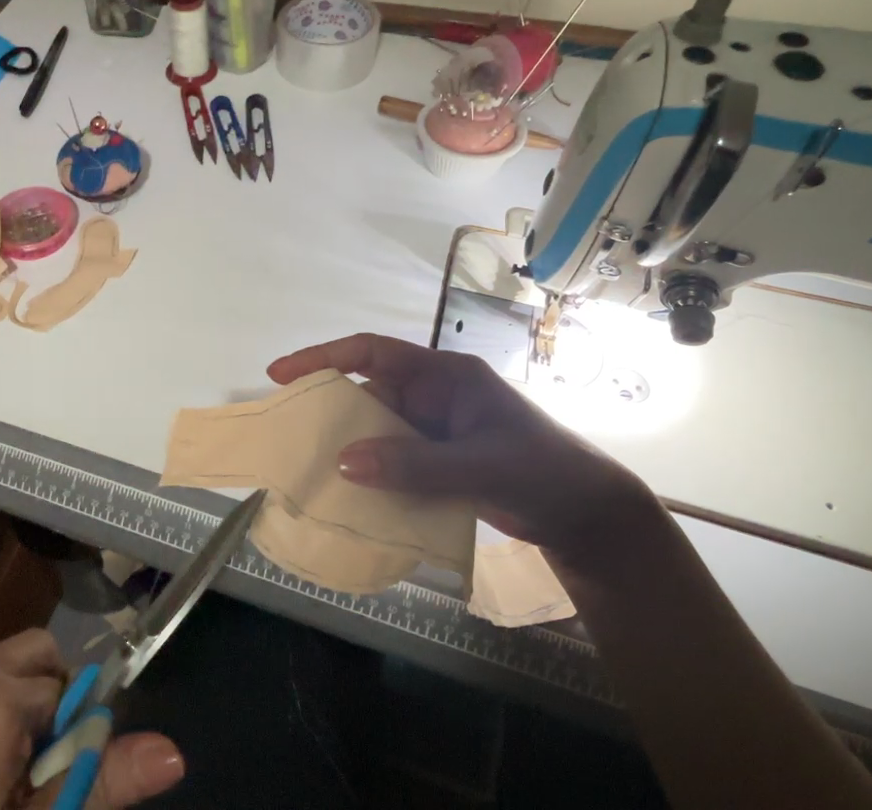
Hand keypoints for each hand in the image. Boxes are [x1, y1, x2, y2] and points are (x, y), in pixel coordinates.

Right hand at [267, 333, 656, 556]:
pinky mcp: (438, 462)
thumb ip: (416, 463)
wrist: (589, 518)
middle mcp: (434, 397)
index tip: (282, 374)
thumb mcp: (483, 464)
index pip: (373, 352)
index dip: (324, 357)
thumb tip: (344, 460)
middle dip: (332, 413)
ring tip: (313, 474)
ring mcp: (436, 431)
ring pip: (377, 432)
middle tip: (291, 438)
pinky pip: (392, 462)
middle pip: (369, 394)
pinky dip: (372, 476)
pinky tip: (353, 498)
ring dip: (351, 450)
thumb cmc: (546, 472)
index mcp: (446, 376)